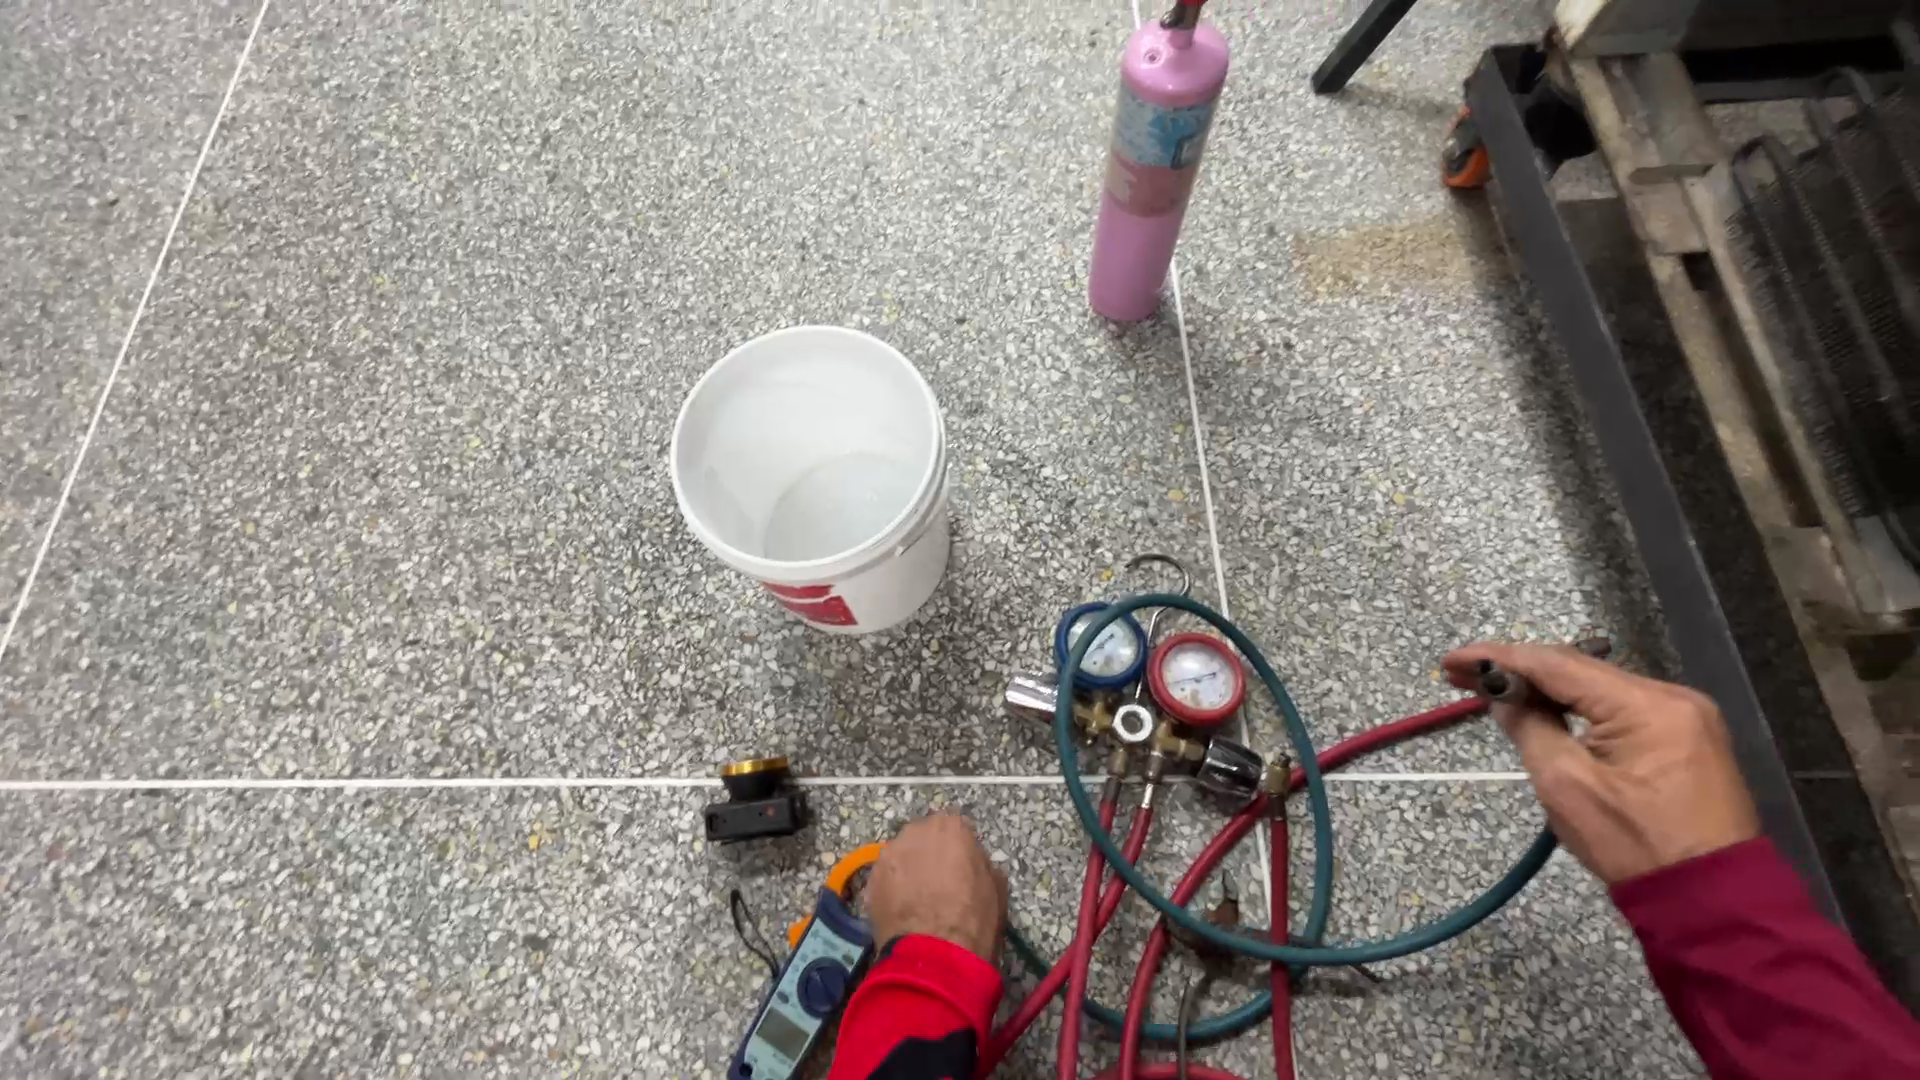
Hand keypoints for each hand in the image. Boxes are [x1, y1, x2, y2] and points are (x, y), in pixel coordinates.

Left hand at [867, 813, 1008, 960]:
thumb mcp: (996, 888)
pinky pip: (886, 878)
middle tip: (936, 883)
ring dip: (908, 869)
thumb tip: (972, 862)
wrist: (934, 955)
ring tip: (915, 900)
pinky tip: (900, 911)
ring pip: (901, 856)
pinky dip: (891, 889)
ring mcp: (890, 853)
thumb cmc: (972, 918)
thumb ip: (981, 863)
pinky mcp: (871, 878)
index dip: (958, 850)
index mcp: (950, 827)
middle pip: (923, 837)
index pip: (954, 828)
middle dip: (929, 854)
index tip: (961, 869)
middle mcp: (916, 831)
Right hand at [1442, 643, 1760, 884]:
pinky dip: (1568, 703)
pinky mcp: (1681, 734)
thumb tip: (1501, 695)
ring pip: (1590, 684)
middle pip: (1574, 667)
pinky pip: (1610, 704)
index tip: (1450, 661)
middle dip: (1514, 668)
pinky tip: (1536, 704)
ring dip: (1538, 685)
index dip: (1496, 658)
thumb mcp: (1564, 783)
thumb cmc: (1633, 843)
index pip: (1555, 664)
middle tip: (1459, 674)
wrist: (1714, 902)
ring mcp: (1681, 715)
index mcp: (1647, 706)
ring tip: (1487, 687)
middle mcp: (1670, 697)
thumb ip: (1528, 726)